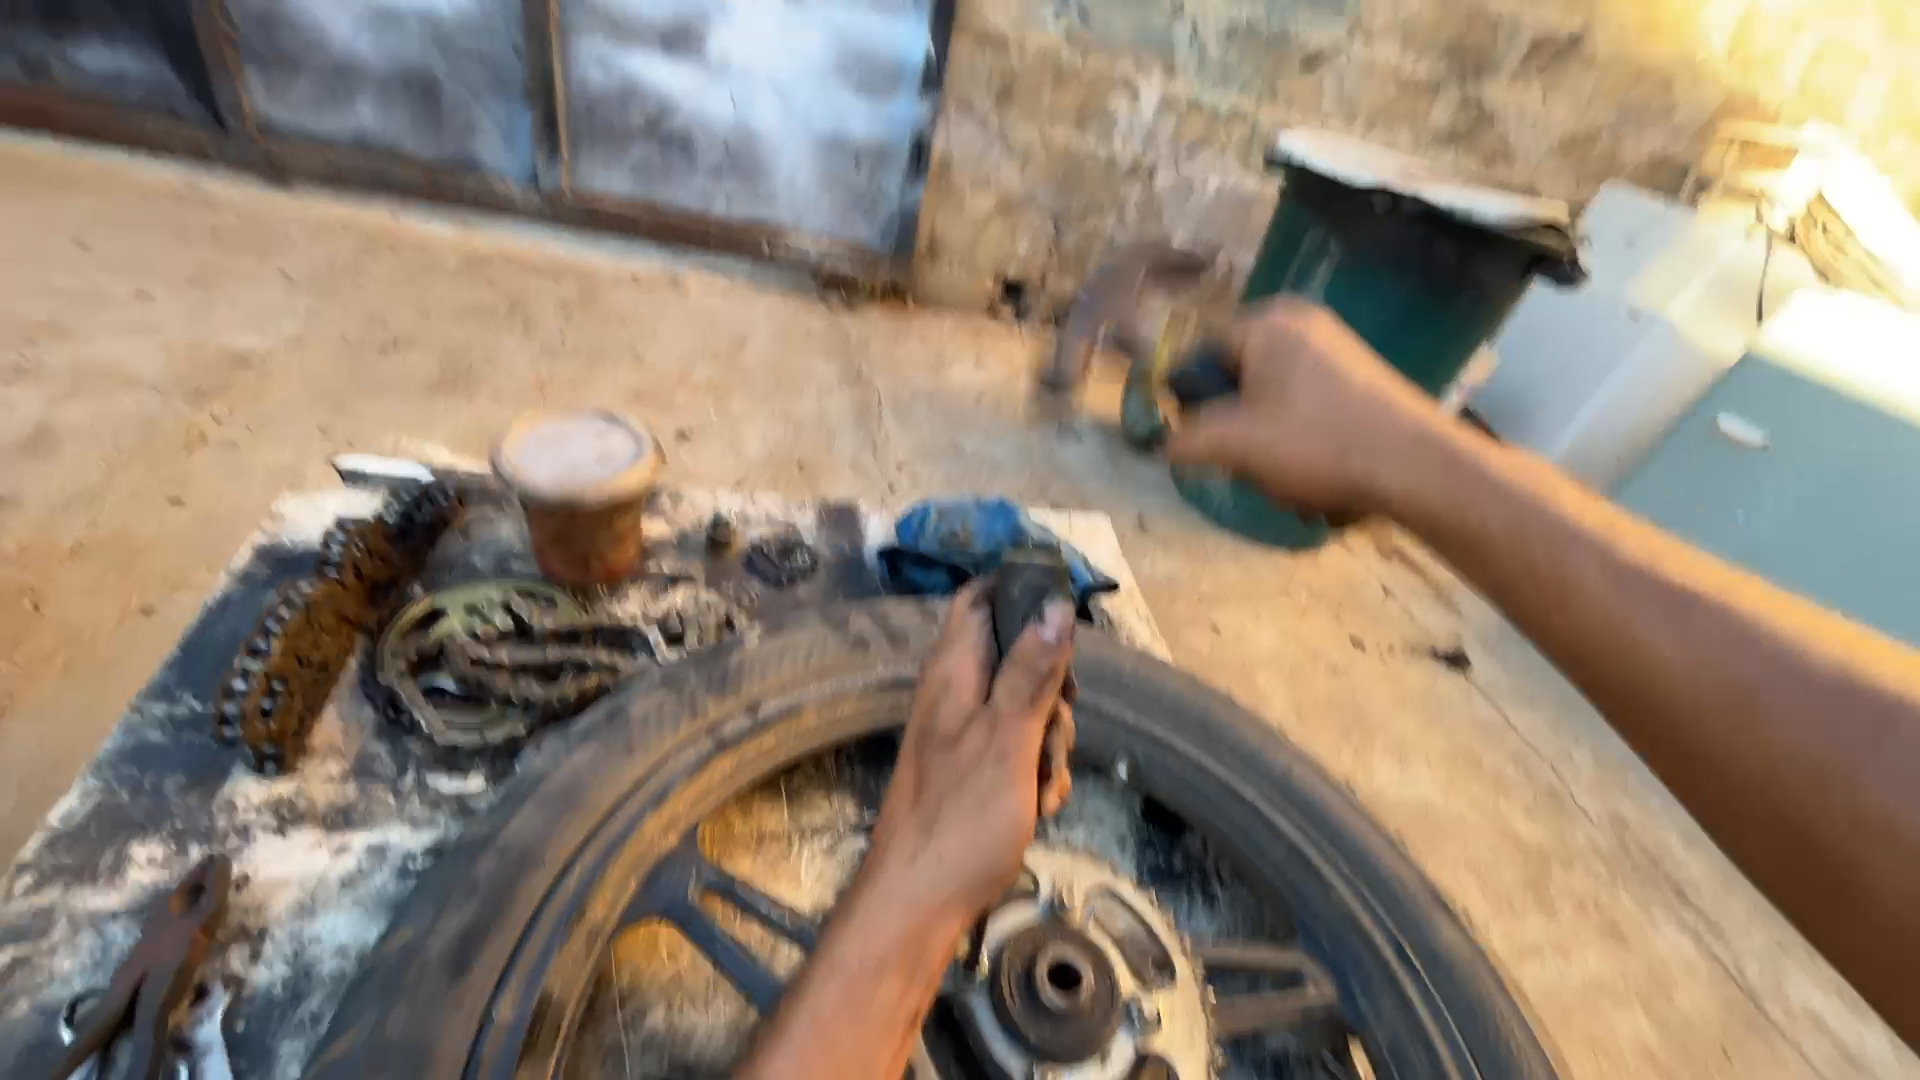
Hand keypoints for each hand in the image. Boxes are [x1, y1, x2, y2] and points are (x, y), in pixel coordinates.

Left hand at [864, 581, 1076, 926]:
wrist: (919, 902)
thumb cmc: (962, 816)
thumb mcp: (1007, 737)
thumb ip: (1031, 671)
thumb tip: (1055, 602)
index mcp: (953, 669)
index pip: (978, 599)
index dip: (1018, 592)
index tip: (1063, 612)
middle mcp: (955, 691)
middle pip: (1016, 656)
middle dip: (1052, 690)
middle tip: (1059, 724)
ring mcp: (963, 732)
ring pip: (1025, 707)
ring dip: (1049, 741)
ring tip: (1043, 781)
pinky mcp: (973, 769)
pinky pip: (1017, 748)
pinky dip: (1035, 770)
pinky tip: (1039, 804)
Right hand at [1166, 299, 1443, 517]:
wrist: (1414, 465)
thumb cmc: (1316, 441)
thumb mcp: (1234, 444)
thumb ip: (1183, 439)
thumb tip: (1160, 443)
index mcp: (1266, 321)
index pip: (1197, 354)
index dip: (1186, 398)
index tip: (1195, 436)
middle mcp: (1298, 319)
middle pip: (1230, 369)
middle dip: (1224, 413)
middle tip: (1234, 452)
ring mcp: (1330, 342)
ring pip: (1262, 386)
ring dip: (1254, 424)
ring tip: (1271, 458)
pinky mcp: (1352, 369)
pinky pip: (1294, 392)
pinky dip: (1286, 422)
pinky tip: (1301, 454)